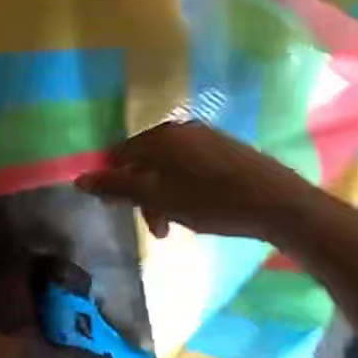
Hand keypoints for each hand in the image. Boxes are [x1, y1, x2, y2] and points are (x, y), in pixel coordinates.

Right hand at [77, 121, 329, 240]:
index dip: (115, 184)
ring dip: (164, 196)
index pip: (120, 155)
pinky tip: (199, 211)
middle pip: (145, 162)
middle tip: (155, 228)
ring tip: (176, 226)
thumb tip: (79, 179)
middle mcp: (181, 129)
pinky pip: (192, 167)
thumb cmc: (210, 201)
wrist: (278, 203)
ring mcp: (207, 137)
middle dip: (144, 196)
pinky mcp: (228, 150)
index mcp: (160, 136)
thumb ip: (116, 188)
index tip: (123, 212)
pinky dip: (185, 189)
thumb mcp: (157, 198)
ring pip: (169, 167)